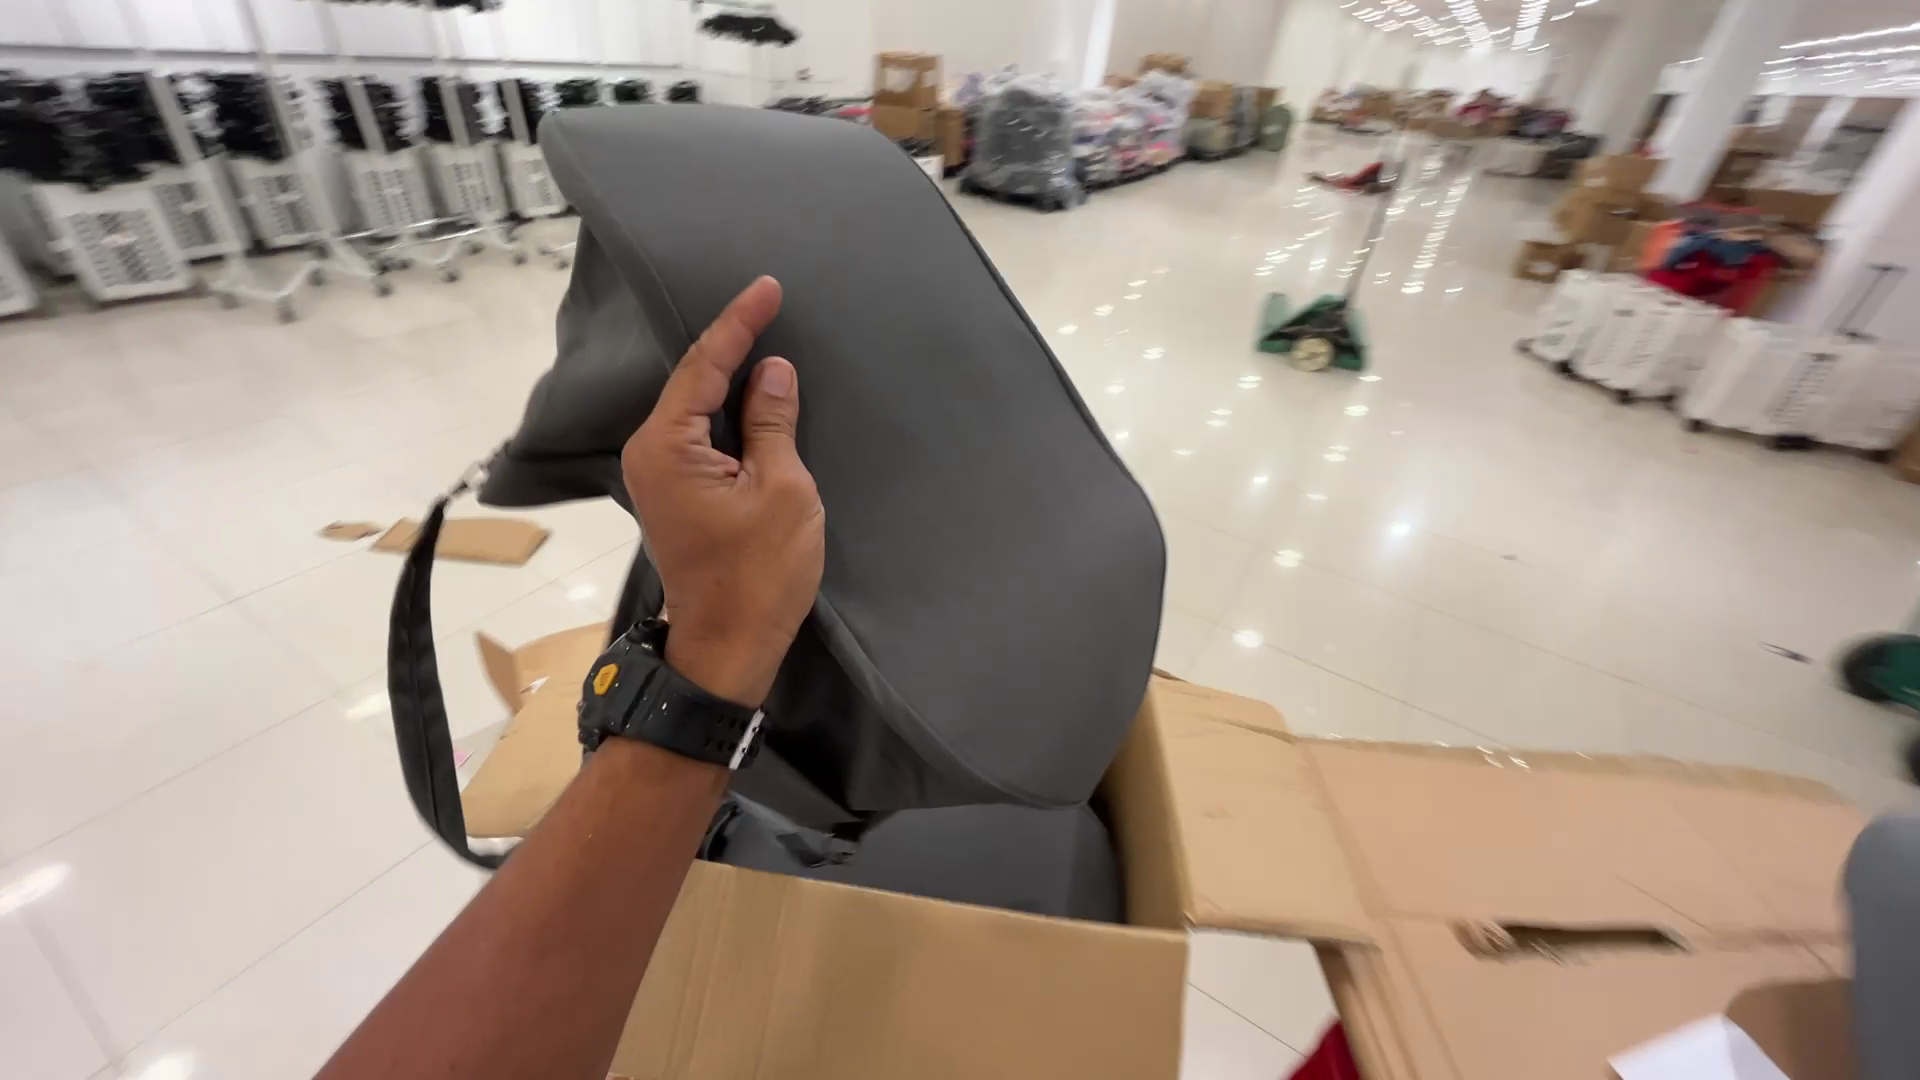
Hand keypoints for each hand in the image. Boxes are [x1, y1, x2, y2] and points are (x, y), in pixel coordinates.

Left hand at [621, 276, 823, 707]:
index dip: (740, 323)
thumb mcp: (782, 490)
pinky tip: (759, 399)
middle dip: (733, 345)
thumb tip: (772, 371)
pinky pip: (705, 437)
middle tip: (771, 307)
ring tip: (770, 342)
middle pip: (694, 382)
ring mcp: (662, 476)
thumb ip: (773, 424)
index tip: (768, 287)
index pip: (704, 365)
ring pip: (700, 410)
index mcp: (668, 445)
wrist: (730, 647)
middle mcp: (651, 452)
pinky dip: (733, 415)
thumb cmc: (760, 573)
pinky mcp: (680, 495)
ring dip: (734, 380)